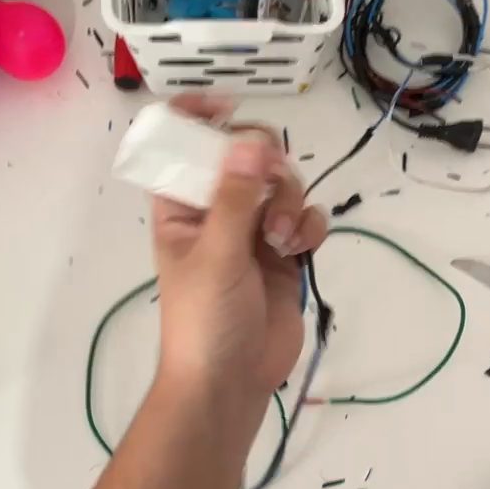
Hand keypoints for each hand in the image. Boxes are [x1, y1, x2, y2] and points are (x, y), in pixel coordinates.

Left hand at [150, 95, 326, 403]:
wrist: (231, 380)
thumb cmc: (204, 319)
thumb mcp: (214, 254)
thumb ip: (234, 196)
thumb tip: (251, 138)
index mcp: (181, 205)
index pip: (182, 145)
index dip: (197, 118)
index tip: (228, 107)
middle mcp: (218, 210)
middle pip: (246, 155)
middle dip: (265, 165)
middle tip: (270, 184)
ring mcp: (254, 231)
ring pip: (282, 184)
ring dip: (289, 200)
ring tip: (281, 239)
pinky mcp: (286, 254)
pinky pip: (305, 217)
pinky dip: (308, 224)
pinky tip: (299, 249)